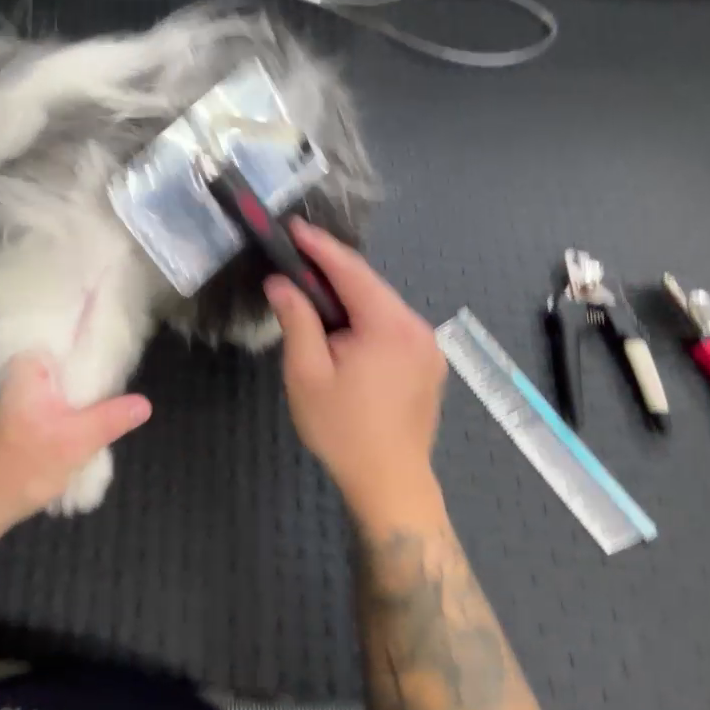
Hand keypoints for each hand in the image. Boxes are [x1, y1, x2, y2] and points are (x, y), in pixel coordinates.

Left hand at [0, 354, 151, 533]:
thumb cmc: (25, 467)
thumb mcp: (76, 442)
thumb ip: (112, 419)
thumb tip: (146, 403)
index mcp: (30, 365)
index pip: (74, 342)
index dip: (102, 351)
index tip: (126, 365)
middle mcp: (25, 373)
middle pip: (76, 368)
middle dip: (98, 383)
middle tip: (123, 398)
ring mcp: (27, 395)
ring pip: (72, 390)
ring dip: (90, 403)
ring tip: (114, 412)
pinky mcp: (31, 416)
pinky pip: (64, 405)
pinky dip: (78, 415)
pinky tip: (93, 427)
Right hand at [265, 221, 448, 527]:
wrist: (389, 482)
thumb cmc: (341, 428)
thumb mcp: (307, 372)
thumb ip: (296, 320)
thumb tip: (281, 283)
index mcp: (389, 325)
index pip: (351, 271)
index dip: (320, 247)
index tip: (294, 226)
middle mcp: (418, 328)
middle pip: (369, 287)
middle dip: (331, 273)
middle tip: (294, 263)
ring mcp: (428, 348)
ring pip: (380, 308)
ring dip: (347, 300)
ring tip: (311, 299)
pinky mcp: (429, 366)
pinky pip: (392, 329)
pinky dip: (365, 321)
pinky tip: (342, 333)